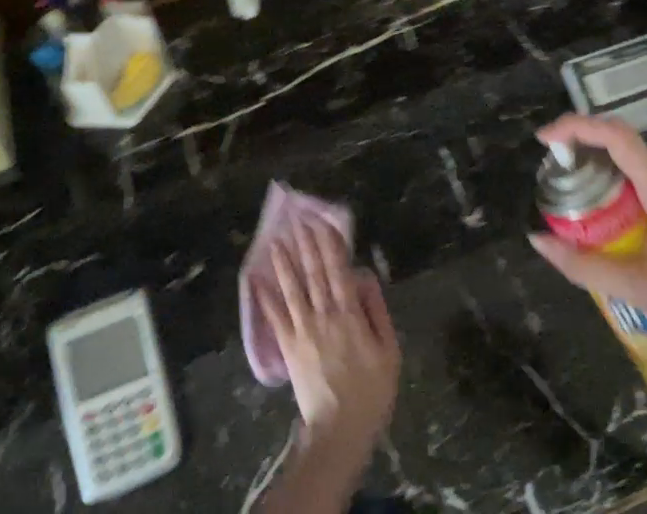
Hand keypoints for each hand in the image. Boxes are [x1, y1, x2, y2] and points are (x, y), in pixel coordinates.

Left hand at [254, 222, 401, 447]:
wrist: (340, 427)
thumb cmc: (371, 391)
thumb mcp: (389, 352)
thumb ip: (377, 312)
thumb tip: (365, 278)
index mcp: (350, 314)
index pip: (339, 271)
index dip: (331, 245)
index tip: (324, 223)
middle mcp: (323, 315)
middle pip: (314, 273)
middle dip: (307, 245)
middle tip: (300, 220)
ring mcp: (302, 330)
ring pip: (292, 289)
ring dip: (284, 263)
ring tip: (276, 241)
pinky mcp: (288, 346)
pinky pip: (275, 317)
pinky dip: (265, 298)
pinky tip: (257, 281)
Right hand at [528, 114, 646, 380]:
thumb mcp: (639, 289)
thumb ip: (584, 264)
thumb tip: (537, 239)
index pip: (618, 137)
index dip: (577, 127)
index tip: (543, 139)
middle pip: (620, 142)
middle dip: (579, 147)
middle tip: (548, 175)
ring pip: (629, 159)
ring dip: (595, 165)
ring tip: (565, 192)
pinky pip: (640, 176)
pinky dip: (611, 182)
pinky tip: (596, 210)